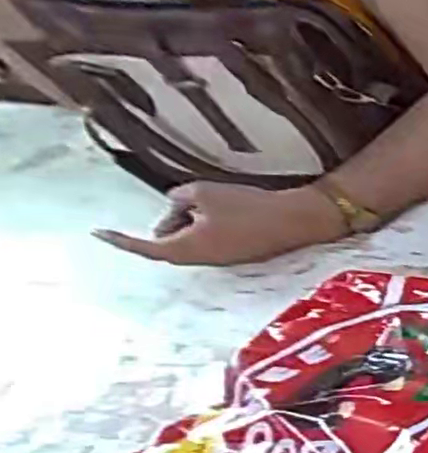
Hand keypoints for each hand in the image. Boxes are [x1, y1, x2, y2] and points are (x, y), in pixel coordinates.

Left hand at [94, 182, 346, 265]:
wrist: (303, 219)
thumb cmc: (250, 206)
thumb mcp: (201, 192)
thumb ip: (176, 200)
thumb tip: (179, 211)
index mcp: (191, 247)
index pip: (146, 247)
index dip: (120, 240)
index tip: (99, 233)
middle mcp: (209, 259)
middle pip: (171, 248)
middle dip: (168, 228)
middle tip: (180, 207)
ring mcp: (231, 260)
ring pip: (194, 247)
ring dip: (190, 230)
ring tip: (204, 209)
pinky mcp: (248, 256)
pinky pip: (215, 247)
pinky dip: (208, 234)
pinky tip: (221, 217)